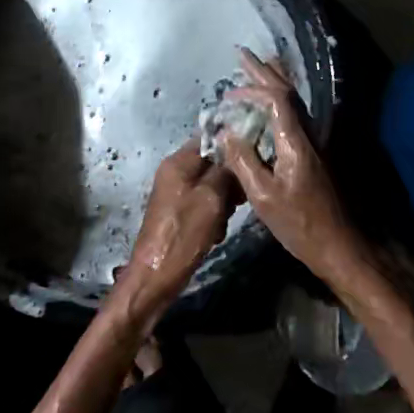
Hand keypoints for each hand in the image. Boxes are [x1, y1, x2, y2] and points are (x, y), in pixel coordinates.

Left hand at [115, 140, 236, 313]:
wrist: (157, 274)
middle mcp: (175, 173)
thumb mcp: (211, 198)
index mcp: (178, 162)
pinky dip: (215, 216)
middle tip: (242, 196)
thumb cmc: (184, 232)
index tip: (255, 154)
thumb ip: (224, 171)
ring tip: (227, 218)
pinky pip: (205, 204)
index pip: (209, 138)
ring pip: (212, 186)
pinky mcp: (180, 213)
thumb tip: (236, 148)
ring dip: (225, 201)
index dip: (233, 144)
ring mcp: (177, 193)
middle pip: (213, 163)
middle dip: (230, 179)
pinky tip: (217, 232)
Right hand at [219, 50, 370, 284]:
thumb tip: (226, 133)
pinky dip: (278, 103)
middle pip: (288, 93)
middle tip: (243, 54)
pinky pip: (293, 117)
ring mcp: (313, 144)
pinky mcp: (312, 156)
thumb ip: (244, 161)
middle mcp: (309, 135)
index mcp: (296, 141)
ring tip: (257, 69)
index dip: (253, 89)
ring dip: (274, 83)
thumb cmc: (299, 224)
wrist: (338, 245)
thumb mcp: (263, 196)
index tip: (229, 92)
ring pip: (294, 103)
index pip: (277, 99)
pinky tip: (267, 109)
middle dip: (265, 72)